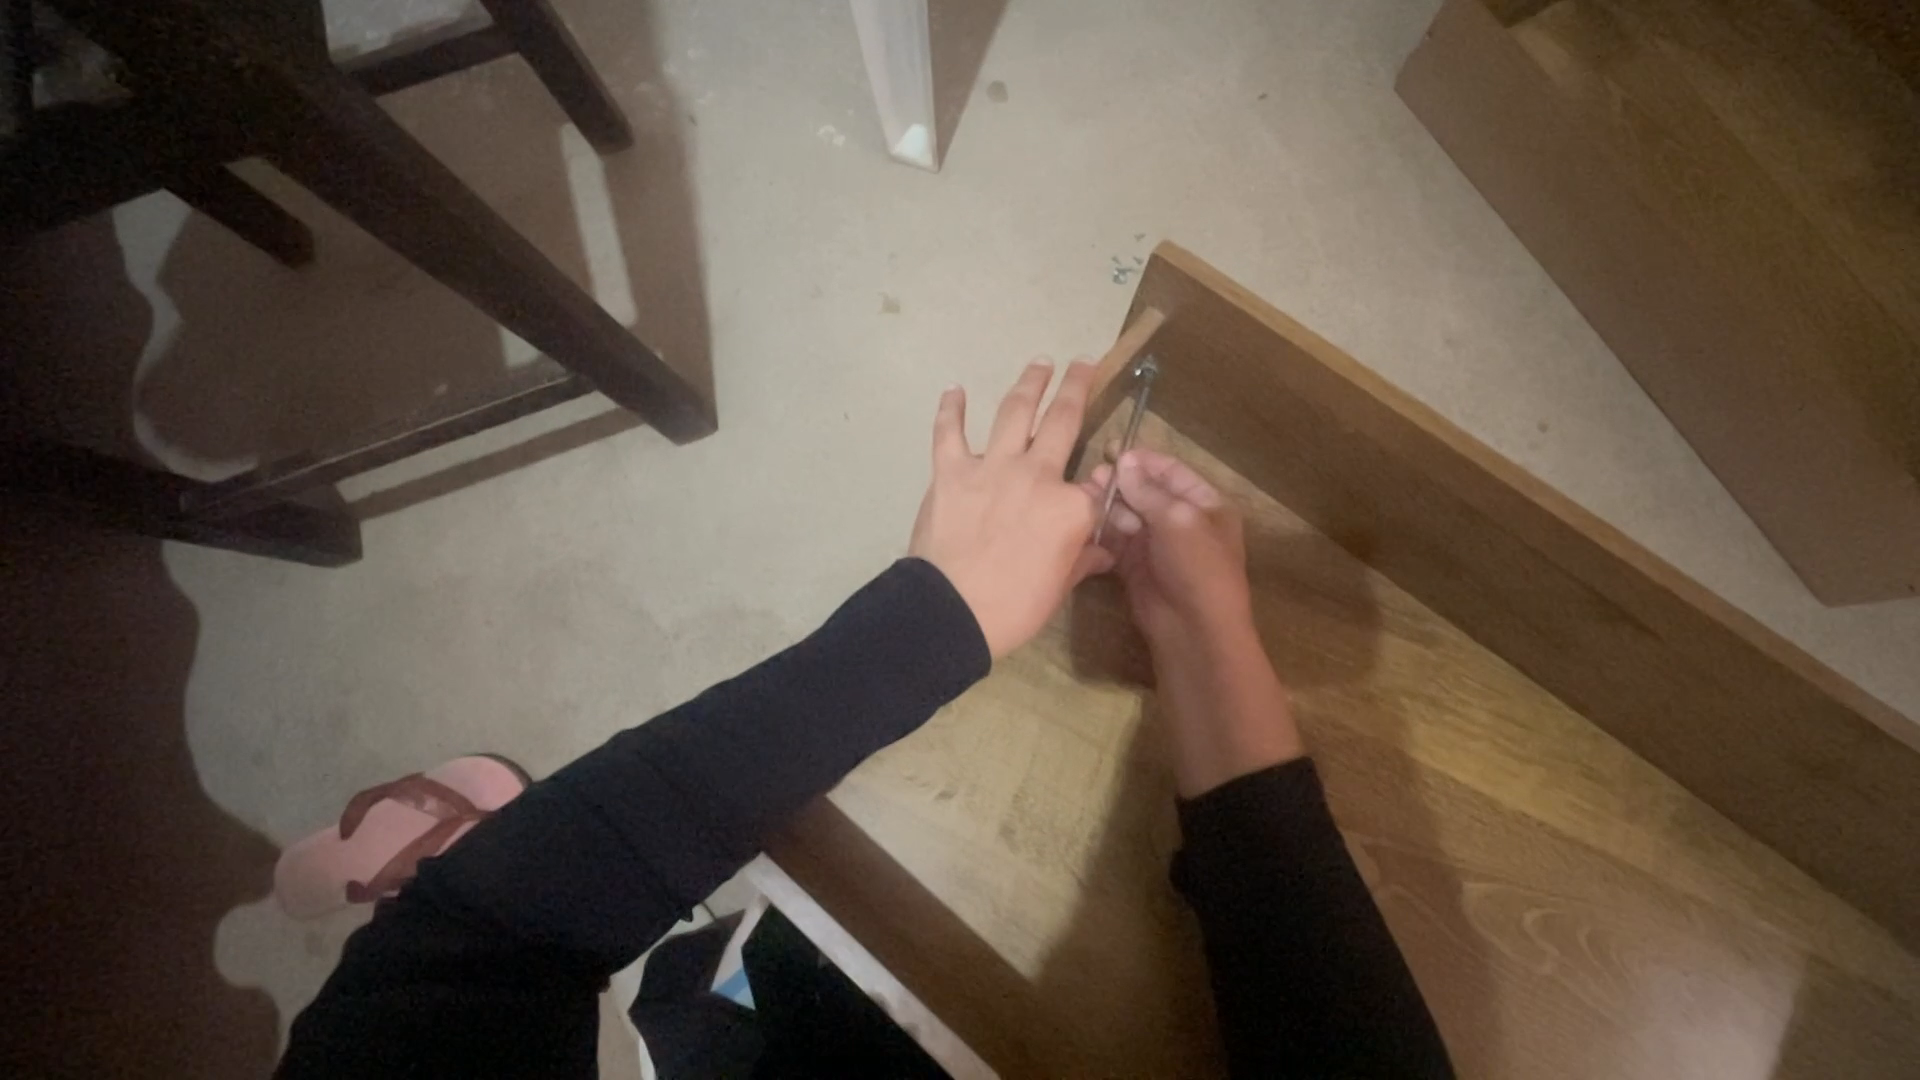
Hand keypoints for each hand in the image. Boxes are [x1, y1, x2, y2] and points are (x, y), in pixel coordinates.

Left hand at [910, 359, 1113, 657]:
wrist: (951, 611)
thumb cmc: (1014, 608)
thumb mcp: (1059, 587)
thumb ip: (1082, 558)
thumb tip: (1104, 549)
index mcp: (1070, 507)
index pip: (1094, 487)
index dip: (1102, 482)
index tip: (1104, 475)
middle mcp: (1037, 475)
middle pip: (1063, 421)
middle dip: (1076, 387)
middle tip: (1083, 363)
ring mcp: (992, 468)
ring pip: (1015, 412)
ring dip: (1029, 384)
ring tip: (1039, 363)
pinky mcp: (951, 472)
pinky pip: (950, 432)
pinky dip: (951, 409)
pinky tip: (955, 389)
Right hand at [1084, 448, 1302, 794]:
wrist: (1193, 629)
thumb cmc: (1197, 568)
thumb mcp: (1178, 520)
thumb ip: (1148, 490)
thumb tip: (1123, 460)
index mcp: (1206, 505)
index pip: (1172, 472)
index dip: (1143, 460)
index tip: (1112, 449)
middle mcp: (1181, 522)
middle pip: (1147, 492)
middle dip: (1121, 483)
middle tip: (1093, 475)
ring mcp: (1157, 545)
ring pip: (1128, 515)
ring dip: (1109, 504)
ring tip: (1086, 494)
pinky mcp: (1135, 566)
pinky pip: (1116, 541)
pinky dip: (1102, 530)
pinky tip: (1084, 520)